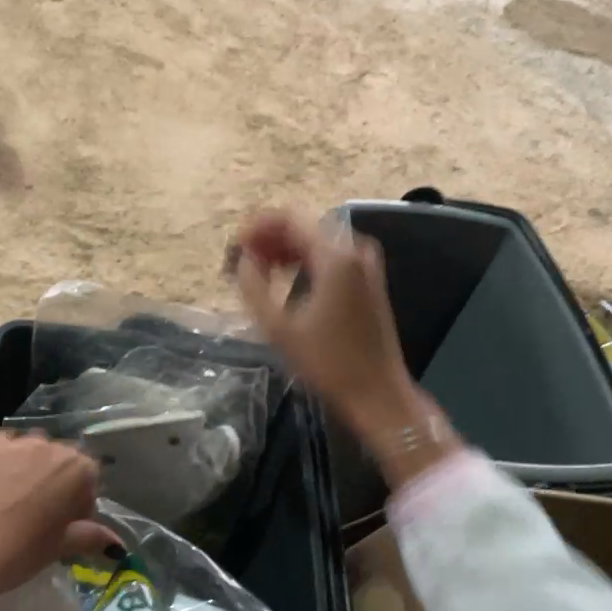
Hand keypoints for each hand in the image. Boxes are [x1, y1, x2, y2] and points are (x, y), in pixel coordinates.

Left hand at [0, 431, 118, 600]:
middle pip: (59, 461)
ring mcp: (11, 442)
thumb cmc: (17, 553)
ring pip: (28, 452)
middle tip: (36, 517)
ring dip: (26, 470)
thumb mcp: (58, 548)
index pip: (89, 481)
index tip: (62, 527)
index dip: (78, 506)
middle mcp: (48, 446)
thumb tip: (118, 545)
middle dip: (54, 483)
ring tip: (8, 503)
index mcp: (77, 470)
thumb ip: (90, 537)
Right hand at [233, 209, 459, 484]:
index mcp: (335, 256)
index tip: (234, 246)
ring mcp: (364, 265)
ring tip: (255, 272)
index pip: (290, 217)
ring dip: (283, 250)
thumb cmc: (328, 363)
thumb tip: (242, 261)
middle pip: (303, 225)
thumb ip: (253, 287)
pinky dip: (302, 261)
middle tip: (240, 260)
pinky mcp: (366, 282)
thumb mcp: (279, 328)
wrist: (377, 393)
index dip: (257, 226)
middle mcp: (354, 250)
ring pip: (315, 241)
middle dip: (268, 238)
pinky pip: (328, 257)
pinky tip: (282, 281)